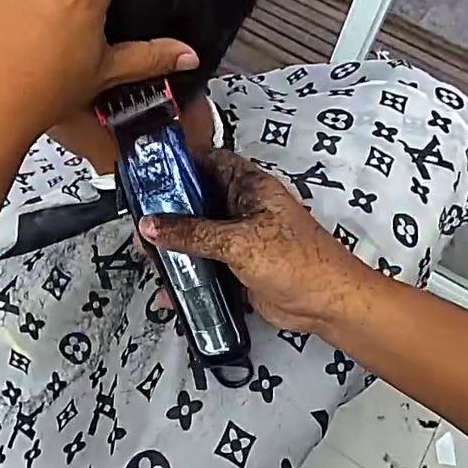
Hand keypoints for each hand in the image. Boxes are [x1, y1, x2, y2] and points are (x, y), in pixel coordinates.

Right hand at [138, 150, 379, 334]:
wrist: (326, 304)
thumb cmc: (297, 261)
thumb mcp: (238, 242)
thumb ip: (192, 234)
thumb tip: (152, 226)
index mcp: (251, 187)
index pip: (211, 163)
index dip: (181, 166)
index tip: (150, 176)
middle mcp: (245, 209)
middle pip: (200, 202)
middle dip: (171, 213)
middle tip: (141, 223)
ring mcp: (242, 240)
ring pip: (201, 237)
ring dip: (178, 247)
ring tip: (148, 255)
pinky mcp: (240, 269)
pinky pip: (208, 267)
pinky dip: (190, 277)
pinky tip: (170, 289)